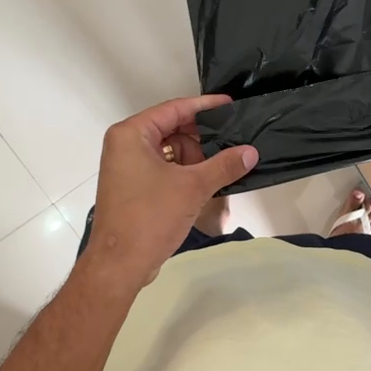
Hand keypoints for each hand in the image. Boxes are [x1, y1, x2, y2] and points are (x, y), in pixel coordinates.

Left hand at [83, 94, 257, 285]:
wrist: (120, 264)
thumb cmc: (150, 217)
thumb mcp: (193, 187)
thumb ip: (224, 165)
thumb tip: (251, 152)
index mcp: (131, 134)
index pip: (174, 109)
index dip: (205, 106)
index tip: (231, 105)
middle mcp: (125, 146)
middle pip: (172, 130)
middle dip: (202, 139)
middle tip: (234, 142)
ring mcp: (127, 168)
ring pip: (170, 152)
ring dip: (196, 160)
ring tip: (224, 168)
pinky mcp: (133, 189)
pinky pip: (164, 170)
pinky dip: (185, 174)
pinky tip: (208, 183)